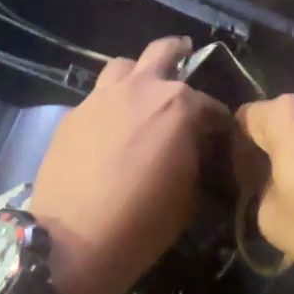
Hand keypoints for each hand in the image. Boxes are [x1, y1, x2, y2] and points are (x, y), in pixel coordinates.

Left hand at [29, 37, 227, 293]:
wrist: (72, 241)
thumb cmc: (142, 223)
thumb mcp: (189, 197)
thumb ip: (195, 158)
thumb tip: (194, 148)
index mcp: (179, 106)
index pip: (211, 106)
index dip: (219, 122)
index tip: (221, 134)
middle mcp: (141, 89)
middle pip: (164, 51)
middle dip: (180, 53)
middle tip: (186, 57)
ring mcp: (102, 96)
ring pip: (124, 65)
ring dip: (138, 74)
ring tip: (141, 91)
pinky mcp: (74, 112)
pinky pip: (98, 96)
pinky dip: (110, 104)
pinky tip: (110, 126)